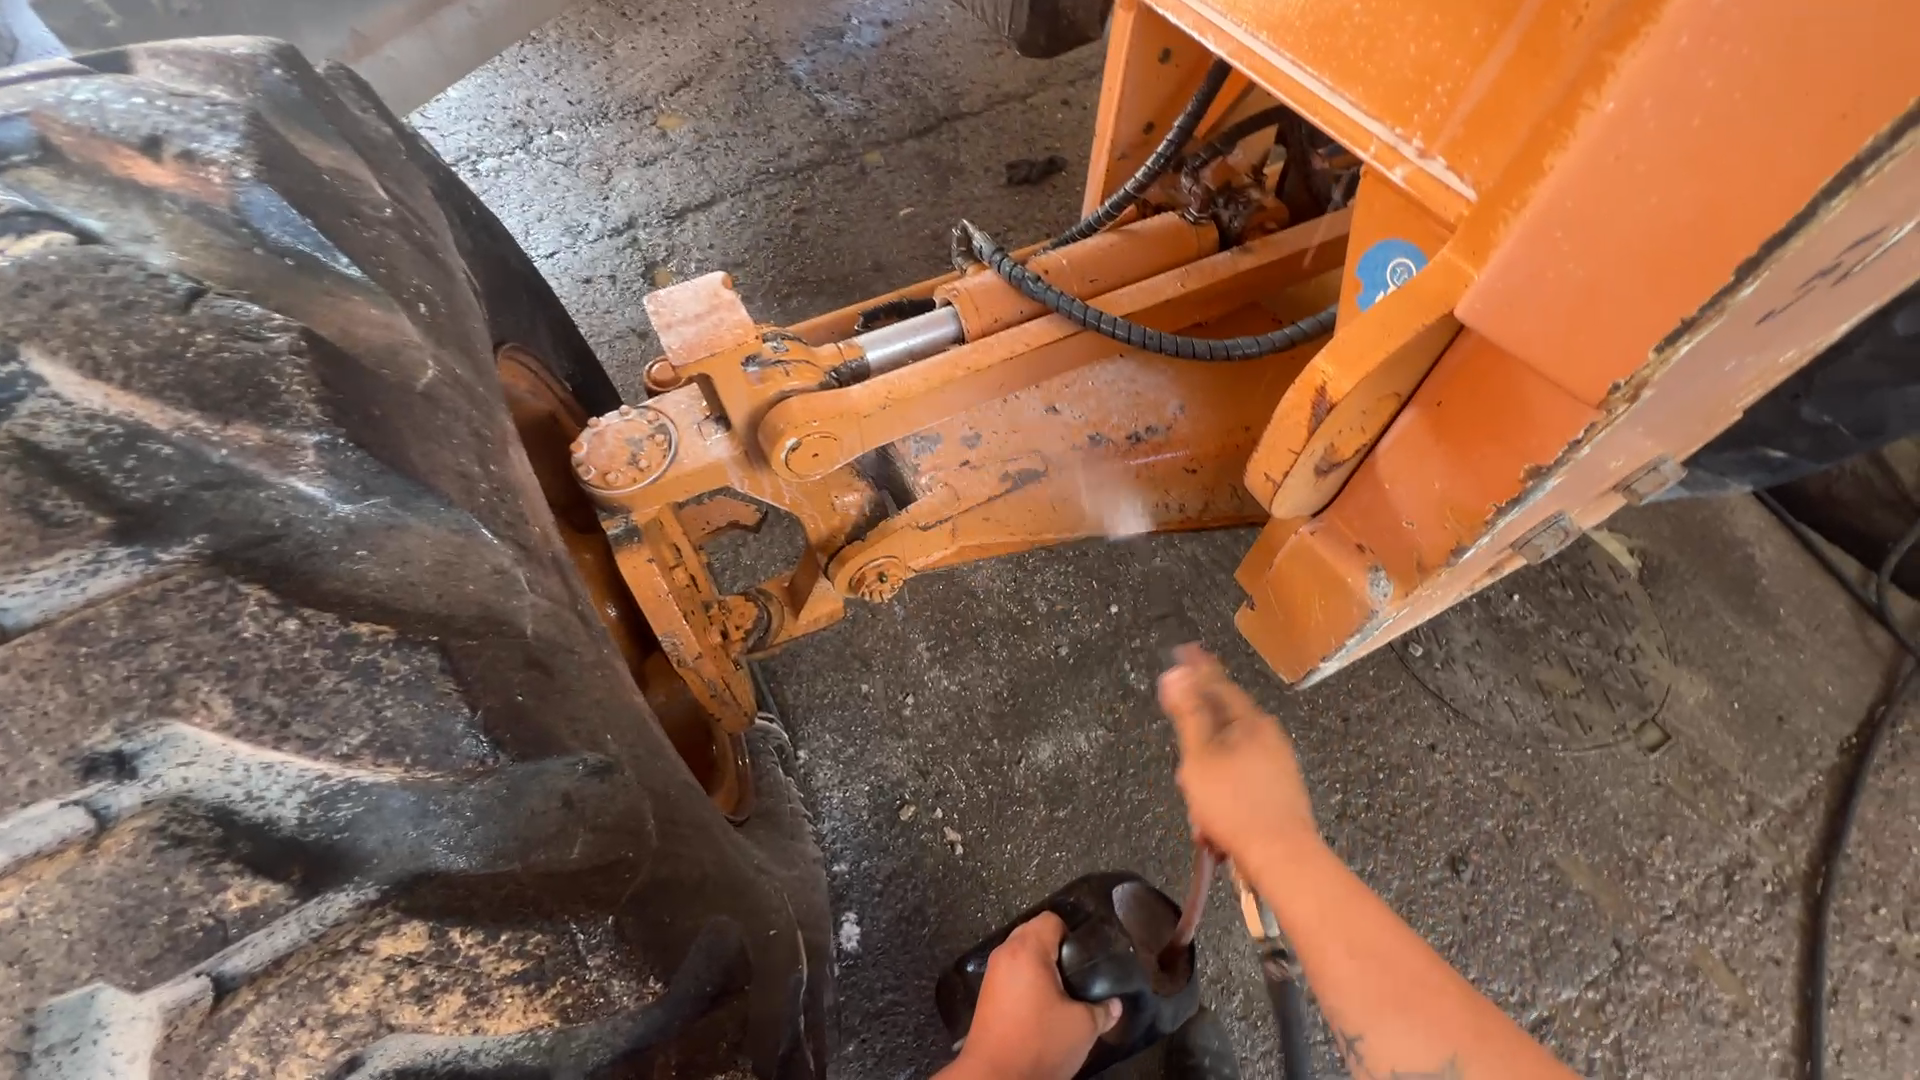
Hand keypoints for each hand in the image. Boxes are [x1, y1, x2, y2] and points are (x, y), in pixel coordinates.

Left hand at [945, 912, 1120, 1079]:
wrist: (994, 1078)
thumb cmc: (1039, 1043)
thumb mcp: (1081, 1028)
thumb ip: (1102, 1011)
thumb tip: (1115, 1005)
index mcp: (1027, 949)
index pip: (1052, 920)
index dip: (1073, 934)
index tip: (1086, 958)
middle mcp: (1006, 952)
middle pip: (1034, 933)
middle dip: (1057, 949)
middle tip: (1078, 974)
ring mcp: (992, 973)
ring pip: (1021, 954)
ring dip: (1041, 966)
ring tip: (1063, 991)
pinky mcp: (986, 994)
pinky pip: (1011, 973)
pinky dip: (1027, 981)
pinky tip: (1042, 1005)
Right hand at [1157, 645, 1320, 870]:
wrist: (1281, 858)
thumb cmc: (1235, 804)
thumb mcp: (1199, 755)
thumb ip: (1187, 712)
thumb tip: (1176, 673)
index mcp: (1251, 722)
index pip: (1217, 683)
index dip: (1196, 668)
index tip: (1182, 651)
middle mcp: (1268, 738)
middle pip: (1219, 727)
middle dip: (1196, 748)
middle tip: (1186, 773)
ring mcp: (1275, 766)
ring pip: (1226, 760)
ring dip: (1206, 780)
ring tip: (1201, 811)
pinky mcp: (1277, 793)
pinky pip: (1238, 784)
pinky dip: (1221, 797)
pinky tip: (1214, 823)